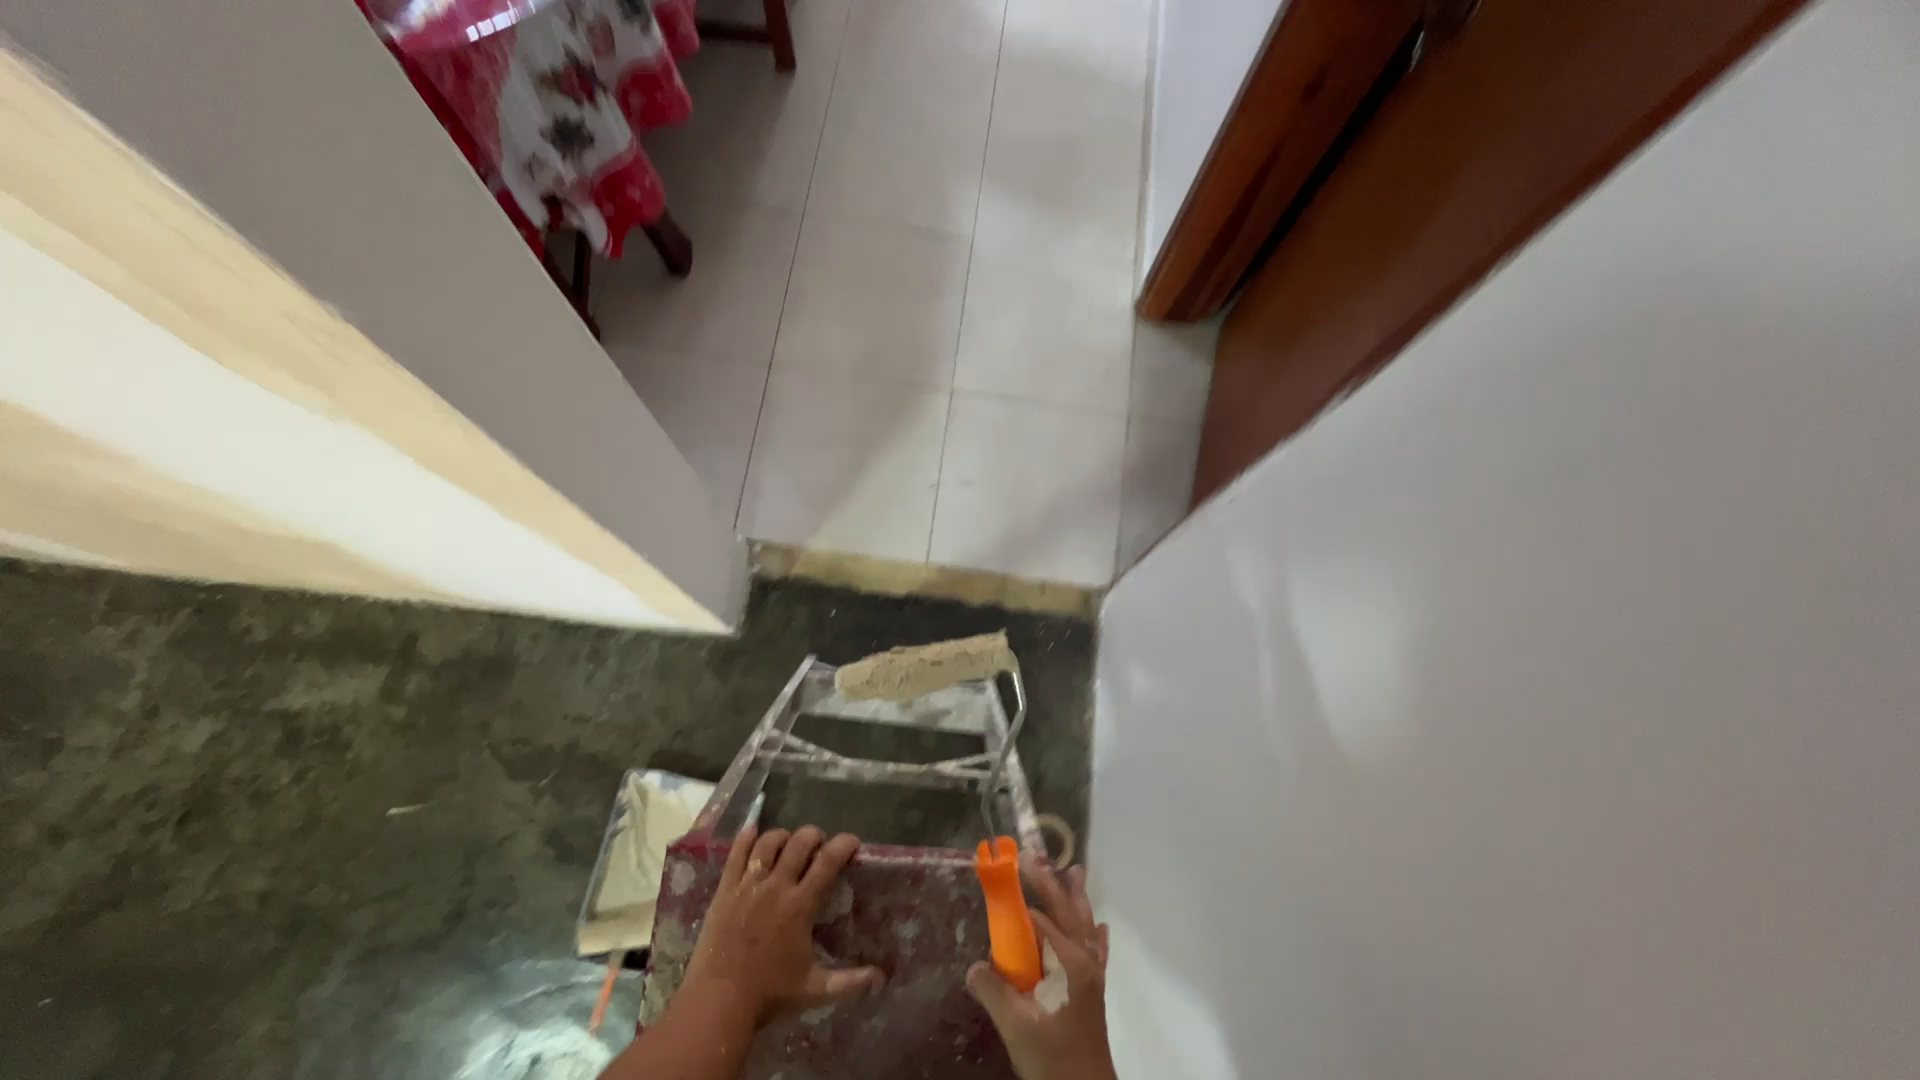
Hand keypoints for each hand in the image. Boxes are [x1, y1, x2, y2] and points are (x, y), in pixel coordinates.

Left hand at [681, 825, 886, 1024]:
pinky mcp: (725, 891)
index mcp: (800, 906)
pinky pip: (736, 854)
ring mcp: (748, 886)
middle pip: (799, 842)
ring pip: (767, 843)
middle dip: (814, 836)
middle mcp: (776, 887)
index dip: (844, 844)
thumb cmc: (770, 994)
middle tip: (818, 845)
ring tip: (788, 842)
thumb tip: (882, 979)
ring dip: (783, 836)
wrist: (719, 1000)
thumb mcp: (816, 990)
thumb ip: (851, 982)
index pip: (828, 861)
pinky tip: (753, 833)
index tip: (852, 842)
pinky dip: (746, 838)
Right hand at [966, 864, 1116, 1079]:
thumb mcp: (1016, 1025)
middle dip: (1051, 884)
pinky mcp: (1093, 992)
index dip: (1025, 893)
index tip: (1008, 868)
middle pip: (1068, 913)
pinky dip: (1096, 936)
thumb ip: (994, 991)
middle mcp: (1084, 962)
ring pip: (1085, 926)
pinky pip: (1097, 953)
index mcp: (1069, 963)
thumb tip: (973, 965)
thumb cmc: (1053, 1056)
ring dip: (1076, 899)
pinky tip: (1101, 928)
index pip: (1043, 918)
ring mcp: (1092, 976)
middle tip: (1033, 857)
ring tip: (1074, 872)